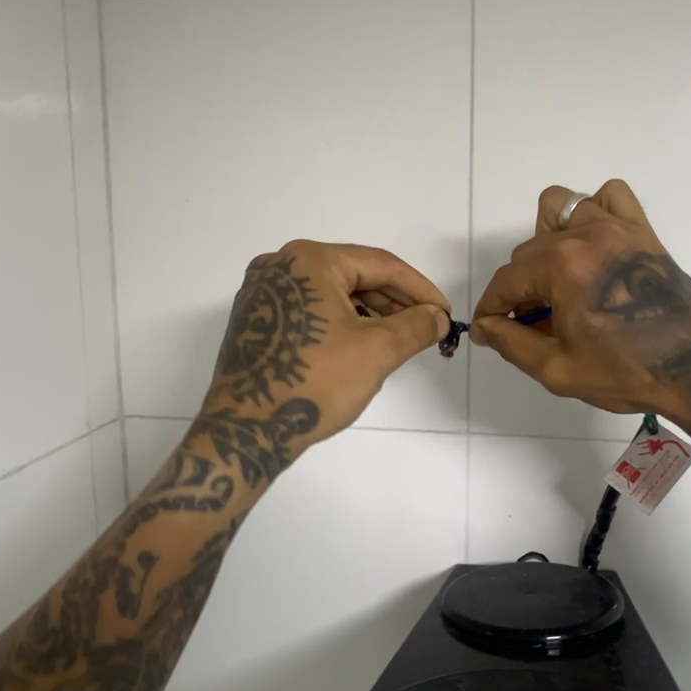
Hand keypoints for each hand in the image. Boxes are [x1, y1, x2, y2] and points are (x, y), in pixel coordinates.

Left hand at [201, 240, 449, 474]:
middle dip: (394, 303)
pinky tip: (361, 347)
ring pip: (332, 295)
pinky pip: (310, 312)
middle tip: (426, 328)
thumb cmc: (314, 382)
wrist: (246, 429)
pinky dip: (340, 324)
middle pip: (354, 276)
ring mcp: (263, 294)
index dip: (419, 289)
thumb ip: (415, 326)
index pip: (380, 265)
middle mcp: (281, 265)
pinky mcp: (256, 321)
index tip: (444, 312)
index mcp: (310, 261)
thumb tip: (437, 317)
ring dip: (369, 315)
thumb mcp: (377, 351)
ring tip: (399, 341)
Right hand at [471, 180, 690, 426]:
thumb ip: (512, 343)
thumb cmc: (625, 372)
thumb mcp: (557, 369)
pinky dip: (594, 211)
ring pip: (561, 209)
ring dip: (548, 241)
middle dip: (521, 287)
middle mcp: (585, 236)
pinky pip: (610, 195)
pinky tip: (594, 247)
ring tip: (559, 279)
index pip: (506, 281)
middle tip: (534, 323)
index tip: (489, 329)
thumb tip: (486, 327)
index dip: (492, 309)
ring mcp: (617, 228)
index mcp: (561, 268)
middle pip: (529, 250)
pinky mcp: (642, 231)